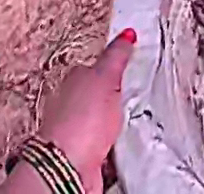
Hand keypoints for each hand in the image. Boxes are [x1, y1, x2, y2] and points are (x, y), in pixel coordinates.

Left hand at [37, 28, 137, 184]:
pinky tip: (123, 144)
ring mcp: (78, 133)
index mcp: (75, 79)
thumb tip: (126, 34)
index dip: (114, 66)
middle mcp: (73, 105)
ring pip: (103, 123)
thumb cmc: (80, 120)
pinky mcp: (86, 158)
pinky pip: (108, 147)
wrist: (69, 168)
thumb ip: (117, 55)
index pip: (96, 66)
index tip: (129, 65)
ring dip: (116, 125)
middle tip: (134, 96)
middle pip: (99, 95)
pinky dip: (116, 147)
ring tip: (131, 123)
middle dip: (116, 98)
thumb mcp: (106, 77)